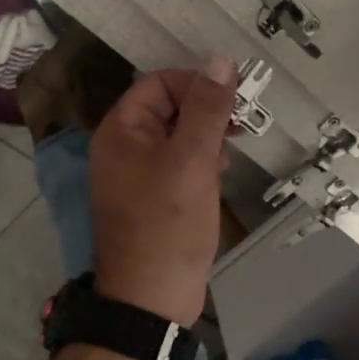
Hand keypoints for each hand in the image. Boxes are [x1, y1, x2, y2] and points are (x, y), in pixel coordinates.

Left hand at [88, 57, 237, 325]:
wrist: (151, 298)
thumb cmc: (169, 225)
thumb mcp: (192, 160)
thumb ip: (206, 109)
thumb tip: (220, 61)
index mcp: (120, 131)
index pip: (159, 83)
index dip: (197, 85)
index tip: (234, 102)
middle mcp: (122, 149)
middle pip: (169, 110)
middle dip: (206, 116)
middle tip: (238, 131)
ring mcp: (135, 177)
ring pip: (177, 140)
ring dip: (207, 142)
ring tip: (227, 162)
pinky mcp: (152, 201)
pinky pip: (177, 168)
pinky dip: (200, 167)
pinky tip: (218, 181)